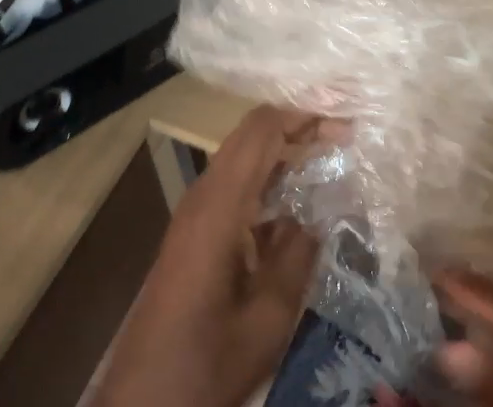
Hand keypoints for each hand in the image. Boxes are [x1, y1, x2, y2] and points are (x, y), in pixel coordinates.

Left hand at [92, 106, 325, 406]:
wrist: (146, 400)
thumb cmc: (209, 359)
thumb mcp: (269, 315)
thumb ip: (299, 253)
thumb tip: (323, 209)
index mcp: (219, 207)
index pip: (261, 130)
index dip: (303, 115)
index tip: (346, 121)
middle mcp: (202, 197)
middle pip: (251, 137)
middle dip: (298, 127)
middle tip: (346, 137)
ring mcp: (193, 215)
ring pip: (242, 160)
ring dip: (284, 153)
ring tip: (331, 161)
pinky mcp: (193, 234)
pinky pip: (235, 187)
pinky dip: (268, 180)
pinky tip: (298, 203)